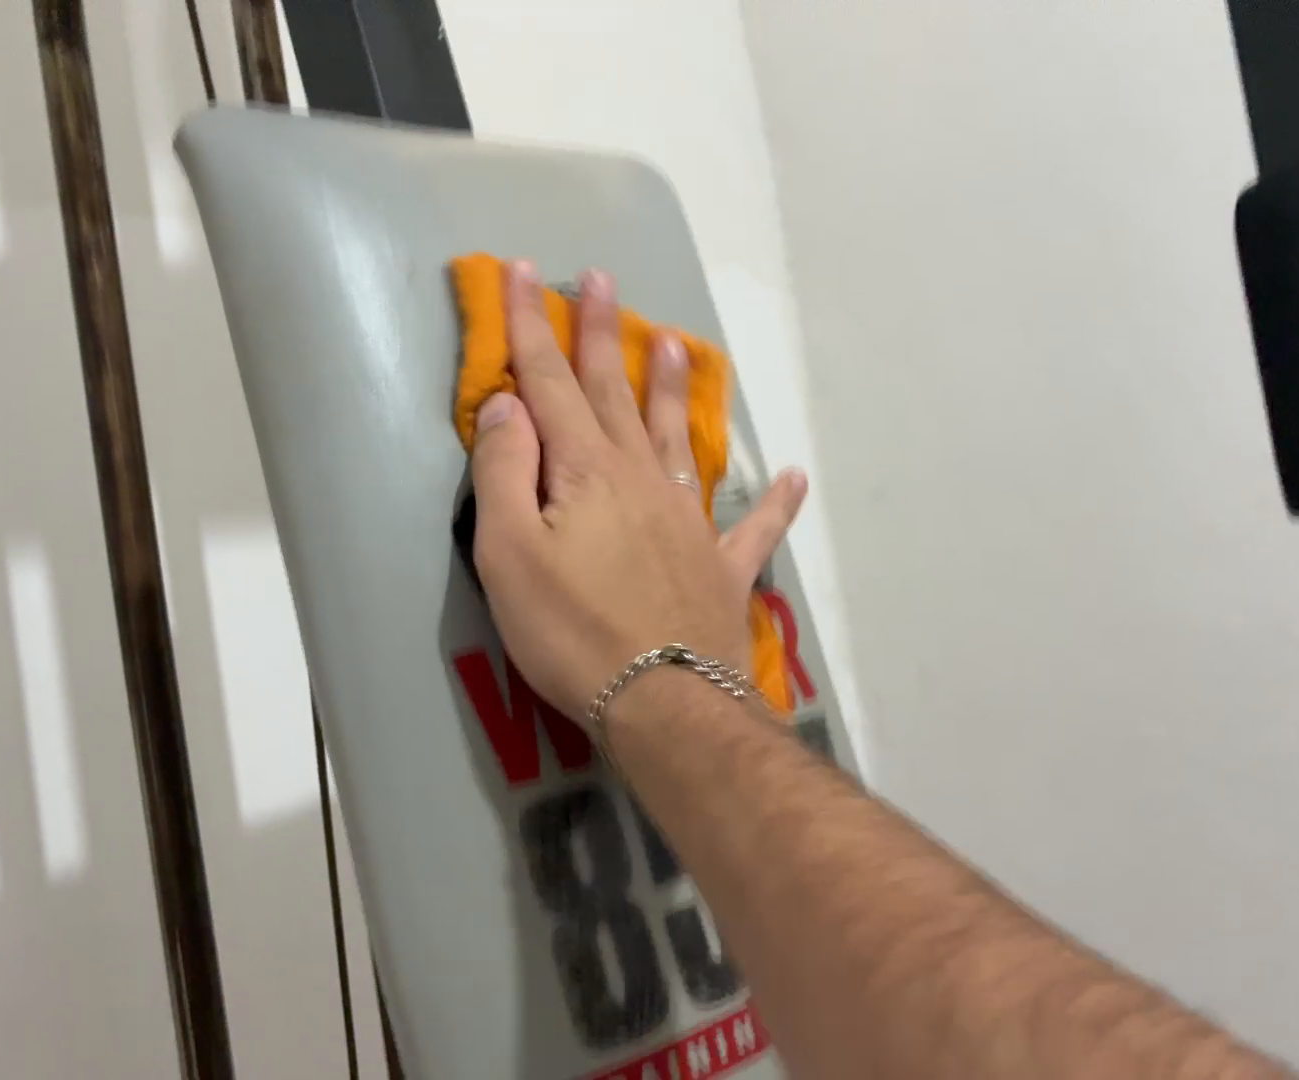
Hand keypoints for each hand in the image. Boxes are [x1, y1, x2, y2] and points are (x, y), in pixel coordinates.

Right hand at [467, 259, 807, 721]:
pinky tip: (792, 477)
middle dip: (600, 334)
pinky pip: (754, 528)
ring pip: (676, 438)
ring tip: (672, 343)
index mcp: (586, 471)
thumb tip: (509, 404)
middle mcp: (641, 478)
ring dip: (671, 389)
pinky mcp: (721, 566)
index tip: (522, 271)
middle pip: (614, 394)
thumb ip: (505, 472)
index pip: (549, 382)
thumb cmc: (570, 630)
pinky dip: (774, 504)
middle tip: (601, 279)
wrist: (662, 698)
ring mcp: (688, 520)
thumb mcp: (508, 553)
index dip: (531, 325)